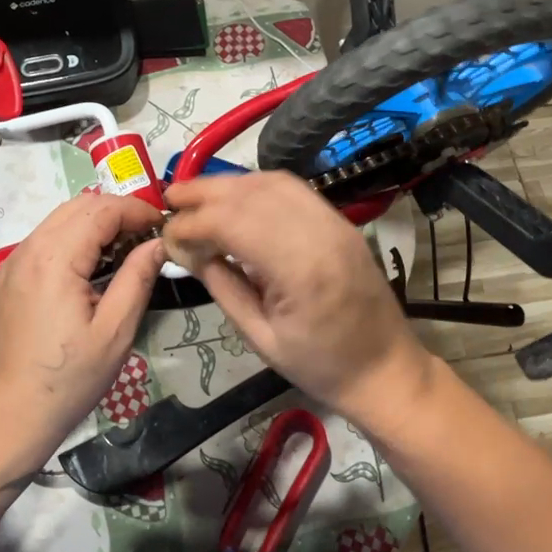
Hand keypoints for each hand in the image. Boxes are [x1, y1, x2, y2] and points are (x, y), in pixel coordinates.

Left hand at [0, 194, 165, 472]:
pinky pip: (44, 240)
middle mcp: (28, 250)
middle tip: (147, 237)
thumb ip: (138, 278)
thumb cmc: (67, 381)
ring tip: (124, 251)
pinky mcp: (6, 280)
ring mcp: (11, 264)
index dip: (137, 210)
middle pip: (79, 206)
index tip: (164, 227)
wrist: (6, 421)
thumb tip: (158, 242)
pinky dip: (72, 239)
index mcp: (54, 258)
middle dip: (116, 212)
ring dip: (94, 223)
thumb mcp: (115, 332)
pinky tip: (91, 269)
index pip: (102, 210)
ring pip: (59, 219)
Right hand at [161, 172, 435, 426]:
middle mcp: (319, 232)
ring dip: (229, 183)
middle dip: (205, 192)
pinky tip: (234, 198)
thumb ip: (221, 286)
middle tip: (170, 199)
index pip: (232, 223)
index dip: (193, 223)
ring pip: (272, 182)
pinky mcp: (339, 220)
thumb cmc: (320, 366)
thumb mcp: (260, 337)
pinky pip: (293, 189)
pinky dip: (257, 186)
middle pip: (251, 193)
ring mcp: (334, 221)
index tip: (166, 234)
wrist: (386, 368)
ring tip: (195, 195)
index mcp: (299, 269)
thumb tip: (182, 249)